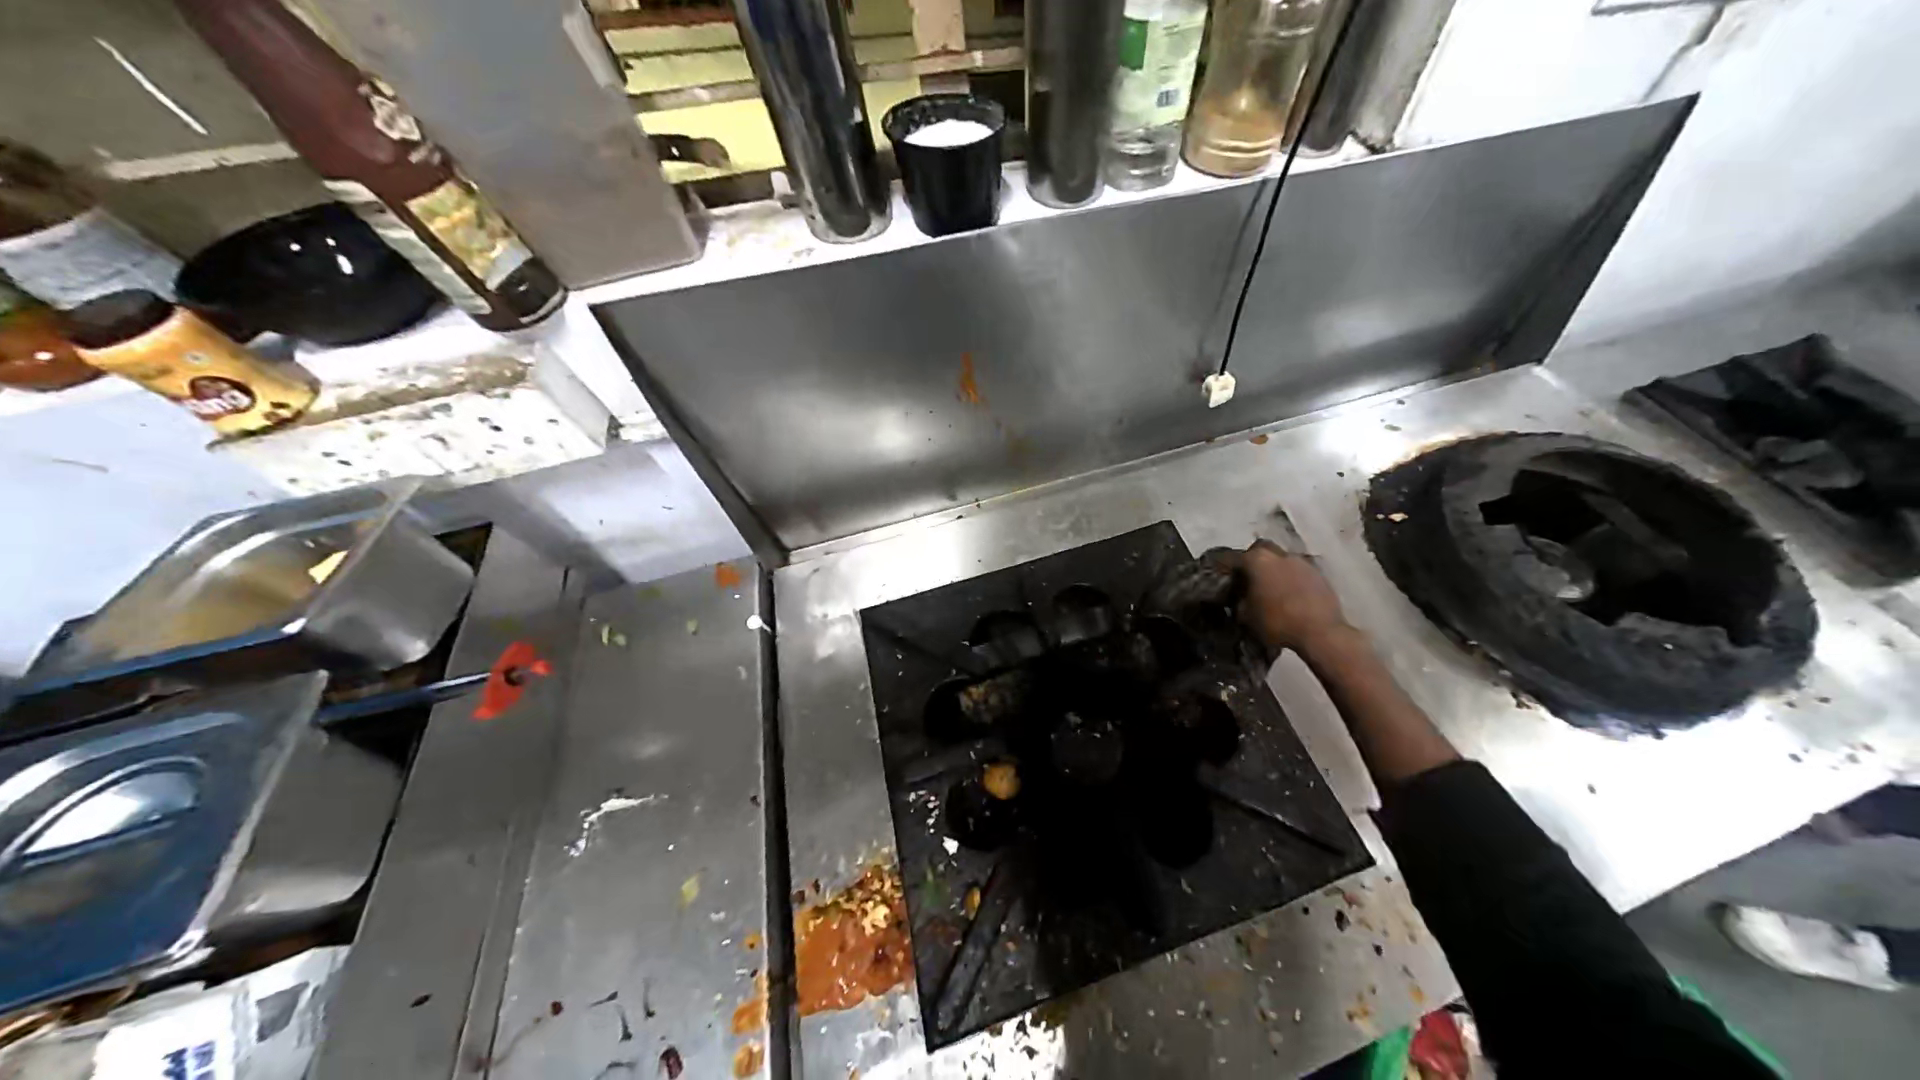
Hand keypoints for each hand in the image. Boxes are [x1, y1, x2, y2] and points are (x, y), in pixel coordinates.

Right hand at [1237, 540, 1349, 654]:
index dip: (1233, 571)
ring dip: (1278, 571)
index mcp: (1258, 560)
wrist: (1320, 634)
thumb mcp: (1246, 616)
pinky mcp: (1321, 575)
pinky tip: (1293, 597)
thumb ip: (1240, 601)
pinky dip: (1295, 581)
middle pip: (1263, 550)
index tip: (1232, 583)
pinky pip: (1301, 573)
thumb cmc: (1277, 622)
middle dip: (1257, 562)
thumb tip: (1240, 598)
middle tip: (1254, 581)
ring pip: (1284, 561)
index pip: (1238, 559)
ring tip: (1276, 591)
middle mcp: (1281, 555)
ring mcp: (1304, 563)